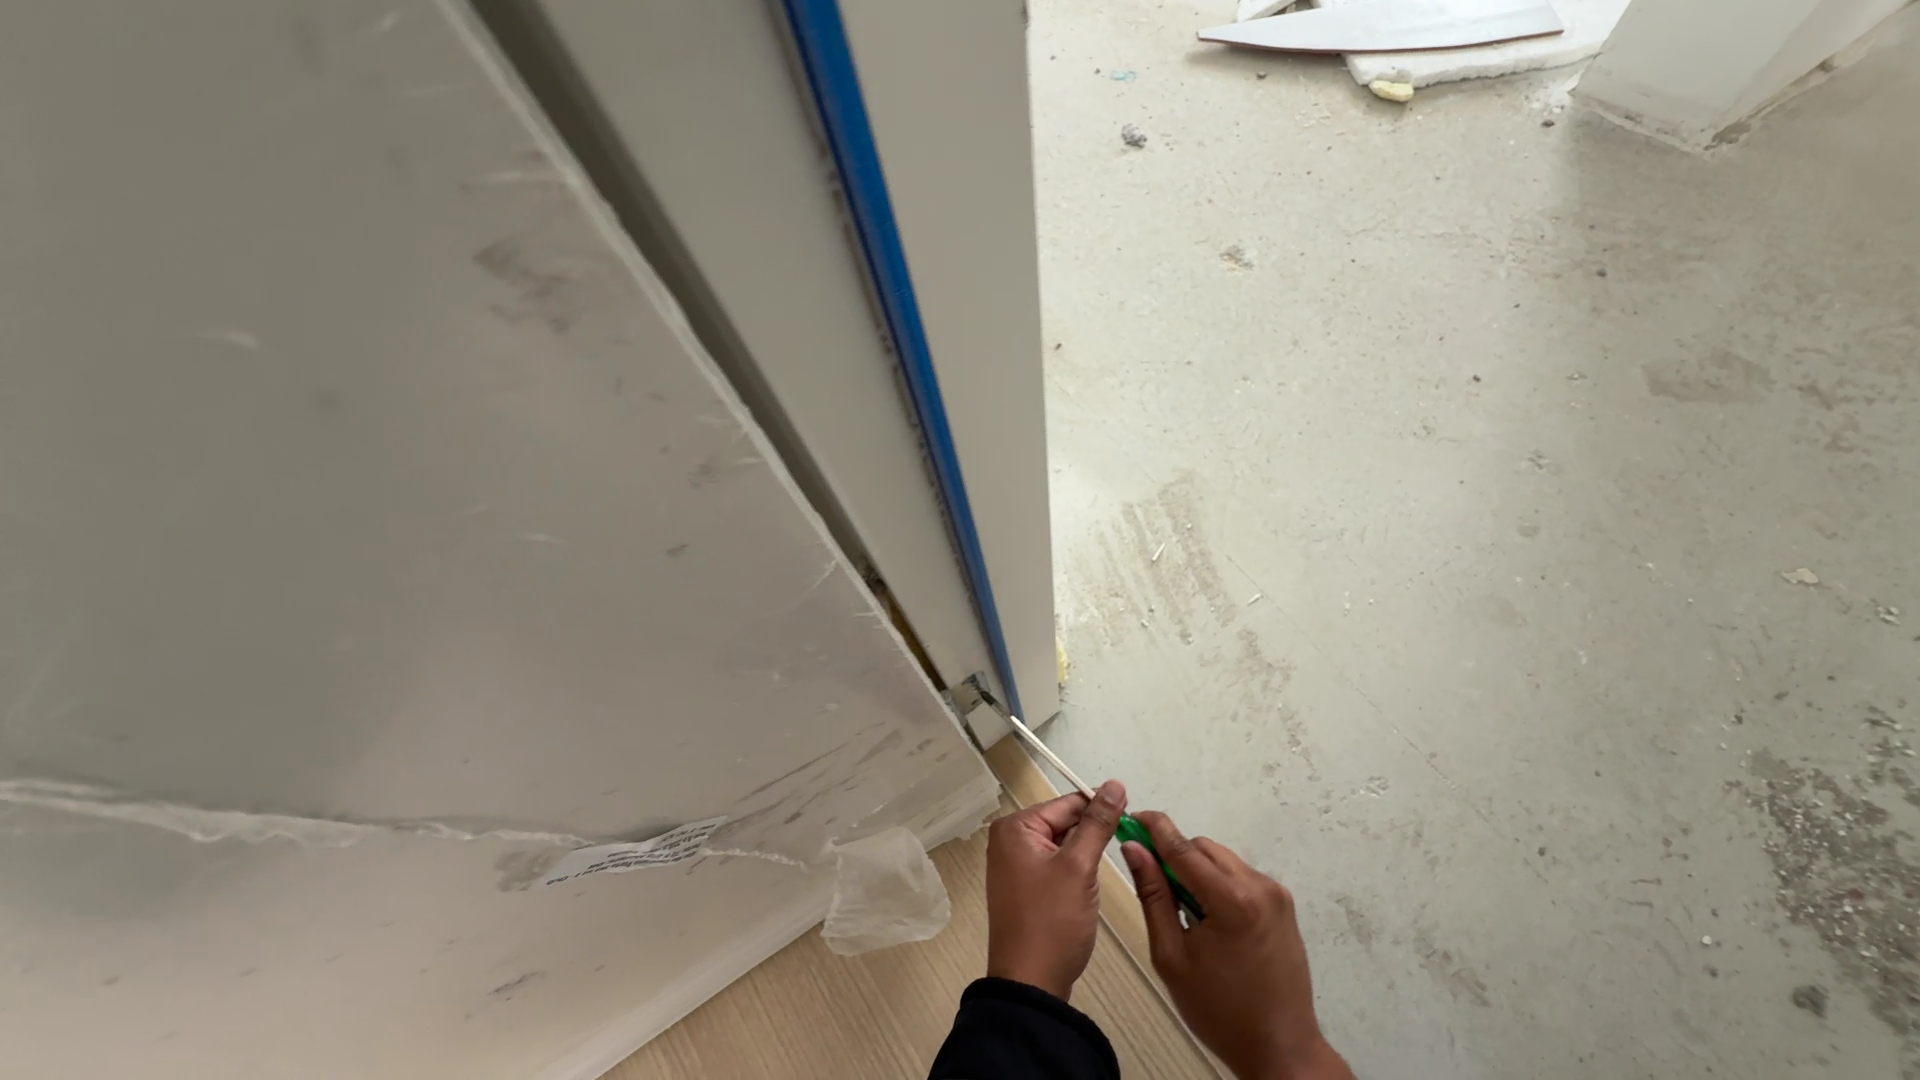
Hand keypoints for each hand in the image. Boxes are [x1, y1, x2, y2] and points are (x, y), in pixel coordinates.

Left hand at [984, 780, 1126, 1000]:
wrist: (1030, 982)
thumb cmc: (1052, 921)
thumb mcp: (1079, 866)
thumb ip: (1098, 823)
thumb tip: (1114, 784)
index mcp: (1015, 827)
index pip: (1067, 803)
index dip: (1100, 810)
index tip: (1132, 819)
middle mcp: (1009, 840)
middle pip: (1063, 822)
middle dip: (1091, 836)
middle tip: (1120, 852)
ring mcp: (1014, 865)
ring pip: (1062, 846)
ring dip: (1085, 856)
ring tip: (1099, 876)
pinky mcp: (1024, 887)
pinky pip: (1055, 866)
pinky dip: (1074, 872)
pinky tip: (1085, 890)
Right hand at [1122, 811, 1352, 1079]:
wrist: (1281, 1048)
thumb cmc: (1218, 1009)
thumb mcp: (1171, 955)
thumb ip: (1153, 895)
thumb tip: (1134, 849)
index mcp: (1231, 900)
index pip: (1182, 846)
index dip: (1153, 827)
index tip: (1130, 818)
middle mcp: (1259, 886)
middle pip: (1203, 848)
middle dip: (1175, 855)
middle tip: (1153, 882)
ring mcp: (1276, 894)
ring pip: (1222, 859)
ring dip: (1197, 869)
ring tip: (1185, 911)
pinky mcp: (1283, 904)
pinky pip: (1240, 875)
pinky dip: (1219, 883)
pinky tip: (1210, 918)